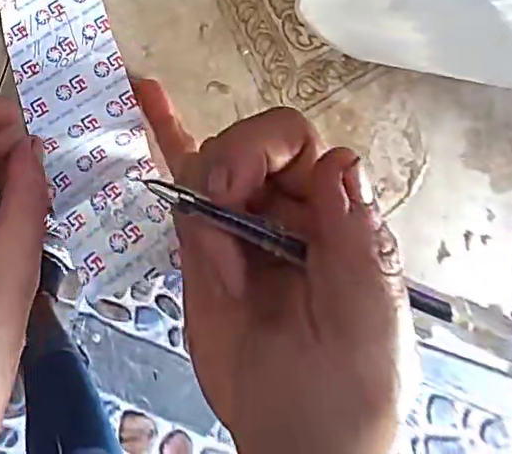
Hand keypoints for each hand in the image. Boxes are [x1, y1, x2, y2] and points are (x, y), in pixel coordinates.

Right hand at [134, 79, 412, 453]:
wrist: (289, 444)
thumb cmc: (343, 396)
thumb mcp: (366, 326)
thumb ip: (357, 245)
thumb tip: (343, 163)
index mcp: (332, 215)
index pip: (295, 143)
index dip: (261, 149)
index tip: (236, 190)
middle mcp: (285, 205)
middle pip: (245, 143)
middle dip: (226, 168)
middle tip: (218, 211)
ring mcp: (238, 218)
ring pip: (204, 164)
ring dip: (199, 198)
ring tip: (220, 267)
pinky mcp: (200, 237)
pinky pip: (181, 176)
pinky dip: (164, 130)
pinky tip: (145, 92)